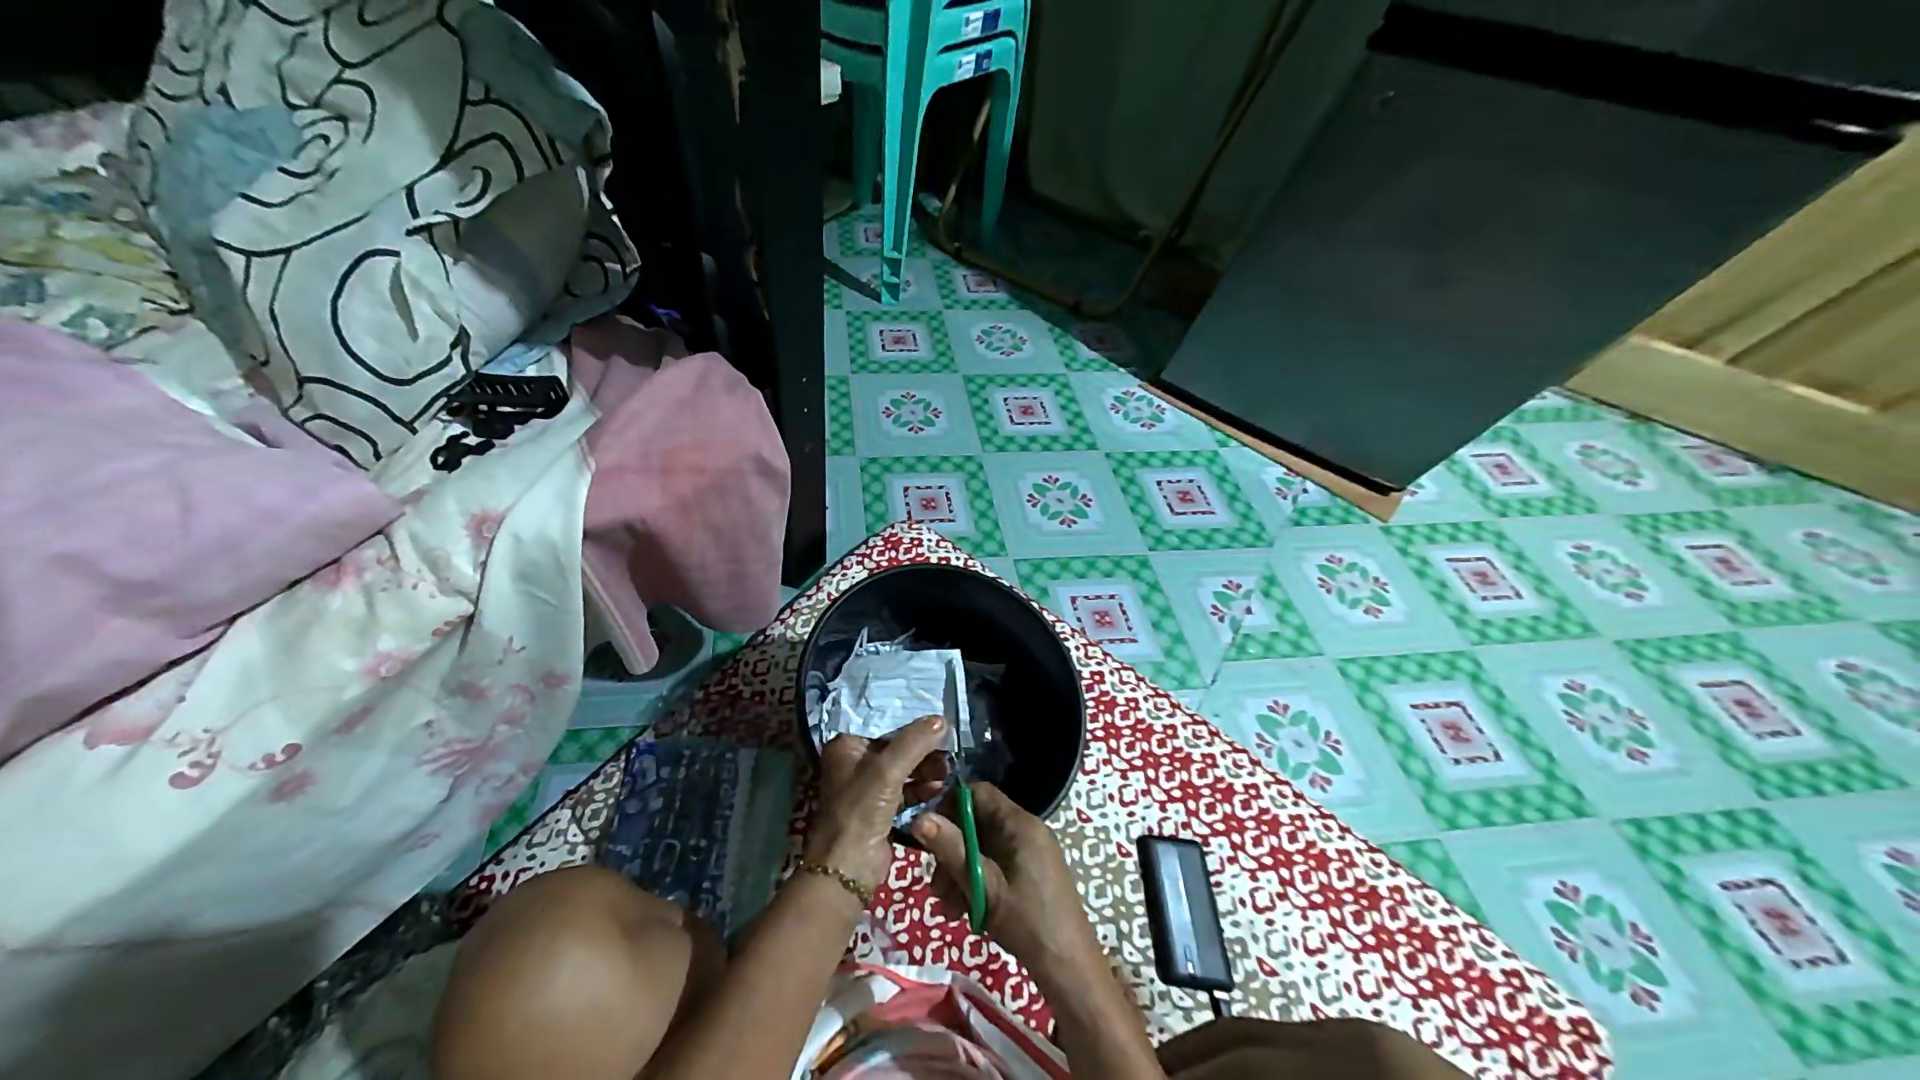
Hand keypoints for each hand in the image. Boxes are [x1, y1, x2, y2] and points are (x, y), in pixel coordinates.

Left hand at [806, 714, 950, 898]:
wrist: (848, 868)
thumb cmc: (860, 810)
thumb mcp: (888, 769)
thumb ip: (915, 742)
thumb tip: (941, 719)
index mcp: (847, 747)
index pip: (884, 725)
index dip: (911, 724)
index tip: (938, 723)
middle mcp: (855, 763)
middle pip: (896, 747)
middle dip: (923, 750)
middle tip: (947, 753)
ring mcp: (868, 788)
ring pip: (903, 770)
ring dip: (926, 770)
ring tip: (947, 772)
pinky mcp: (880, 810)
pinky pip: (905, 791)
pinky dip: (921, 788)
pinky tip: (939, 789)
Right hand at [911, 782, 1100, 983]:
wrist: (1069, 967)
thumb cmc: (1027, 922)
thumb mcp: (983, 886)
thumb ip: (951, 849)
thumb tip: (919, 818)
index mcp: (1019, 823)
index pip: (978, 793)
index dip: (948, 805)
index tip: (925, 830)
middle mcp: (1026, 829)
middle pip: (977, 823)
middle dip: (951, 850)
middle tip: (936, 886)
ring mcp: (1029, 852)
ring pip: (982, 848)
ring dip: (960, 872)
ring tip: (948, 907)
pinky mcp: (1030, 872)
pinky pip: (994, 864)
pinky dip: (976, 882)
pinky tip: (964, 911)